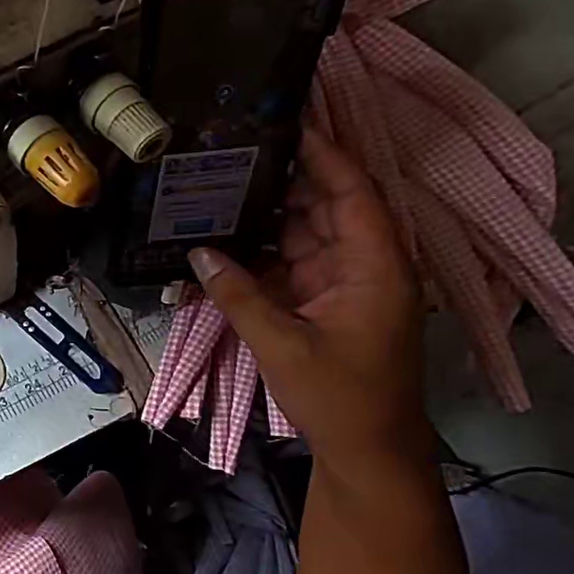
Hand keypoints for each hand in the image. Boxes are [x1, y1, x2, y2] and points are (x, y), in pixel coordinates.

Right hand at [188, 129, 429, 462]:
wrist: (367, 452)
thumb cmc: (341, 398)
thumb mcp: (282, 346)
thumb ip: (238, 295)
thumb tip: (198, 254)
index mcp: (375, 266)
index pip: (352, 192)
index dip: (323, 153)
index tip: (286, 121)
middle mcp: (362, 265)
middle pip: (322, 207)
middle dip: (280, 182)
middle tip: (229, 157)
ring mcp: (341, 284)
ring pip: (300, 235)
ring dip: (262, 220)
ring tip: (216, 193)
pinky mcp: (321, 303)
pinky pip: (288, 266)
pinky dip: (258, 257)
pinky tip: (221, 244)